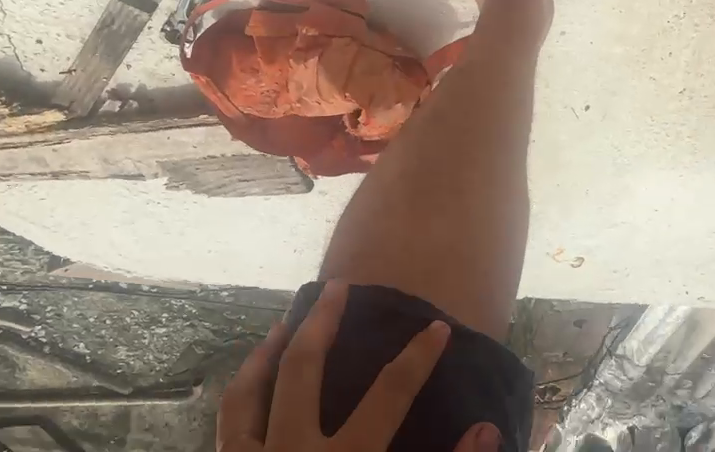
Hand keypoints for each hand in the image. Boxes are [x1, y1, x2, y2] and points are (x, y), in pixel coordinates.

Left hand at [217, 282, 496, 451]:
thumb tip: (487, 430)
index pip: (390, 394)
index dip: (418, 357)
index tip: (439, 328)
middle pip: (302, 370)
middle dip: (323, 321)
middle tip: (339, 285)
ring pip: (246, 394)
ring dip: (267, 351)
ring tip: (286, 321)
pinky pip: (227, 428)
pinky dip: (241, 393)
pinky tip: (253, 382)